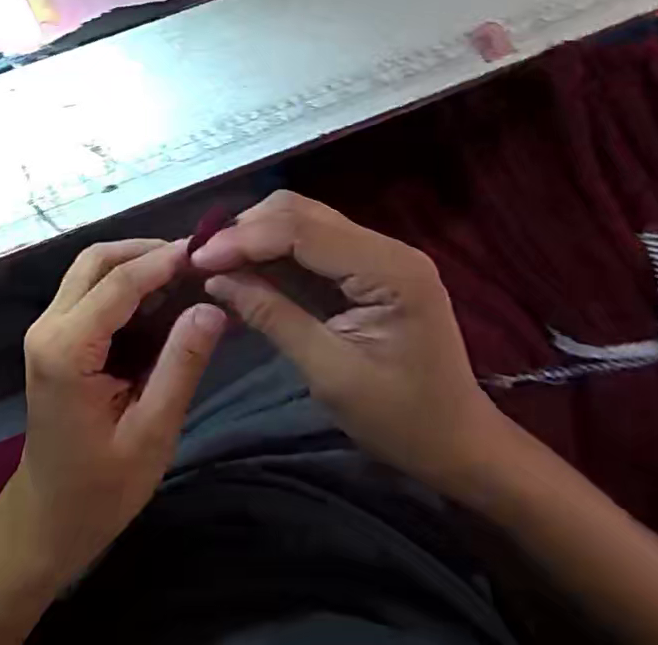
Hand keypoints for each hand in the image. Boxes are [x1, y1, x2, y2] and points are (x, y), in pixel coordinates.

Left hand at [8, 239, 226, 576]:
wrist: (52, 511)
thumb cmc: (103, 485)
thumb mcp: (152, 430)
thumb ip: (180, 365)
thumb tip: (211, 308)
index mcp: (65, 349)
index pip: (116, 284)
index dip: (161, 262)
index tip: (205, 249)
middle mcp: (48, 327)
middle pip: (95, 262)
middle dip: (144, 252)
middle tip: (196, 260)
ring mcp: (46, 329)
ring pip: (89, 271)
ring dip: (133, 264)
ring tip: (185, 275)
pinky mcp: (53, 337)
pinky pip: (88, 293)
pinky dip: (123, 285)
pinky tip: (160, 298)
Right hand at [193, 192, 516, 492]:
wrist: (461, 446)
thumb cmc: (401, 419)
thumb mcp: (328, 371)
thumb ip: (271, 315)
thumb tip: (214, 278)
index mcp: (389, 270)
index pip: (299, 230)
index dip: (241, 239)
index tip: (196, 260)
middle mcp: (386, 247)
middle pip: (296, 211)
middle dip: (243, 231)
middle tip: (202, 261)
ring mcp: (377, 253)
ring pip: (297, 218)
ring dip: (252, 235)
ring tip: (215, 263)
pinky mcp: (365, 265)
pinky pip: (306, 240)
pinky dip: (268, 248)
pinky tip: (242, 267)